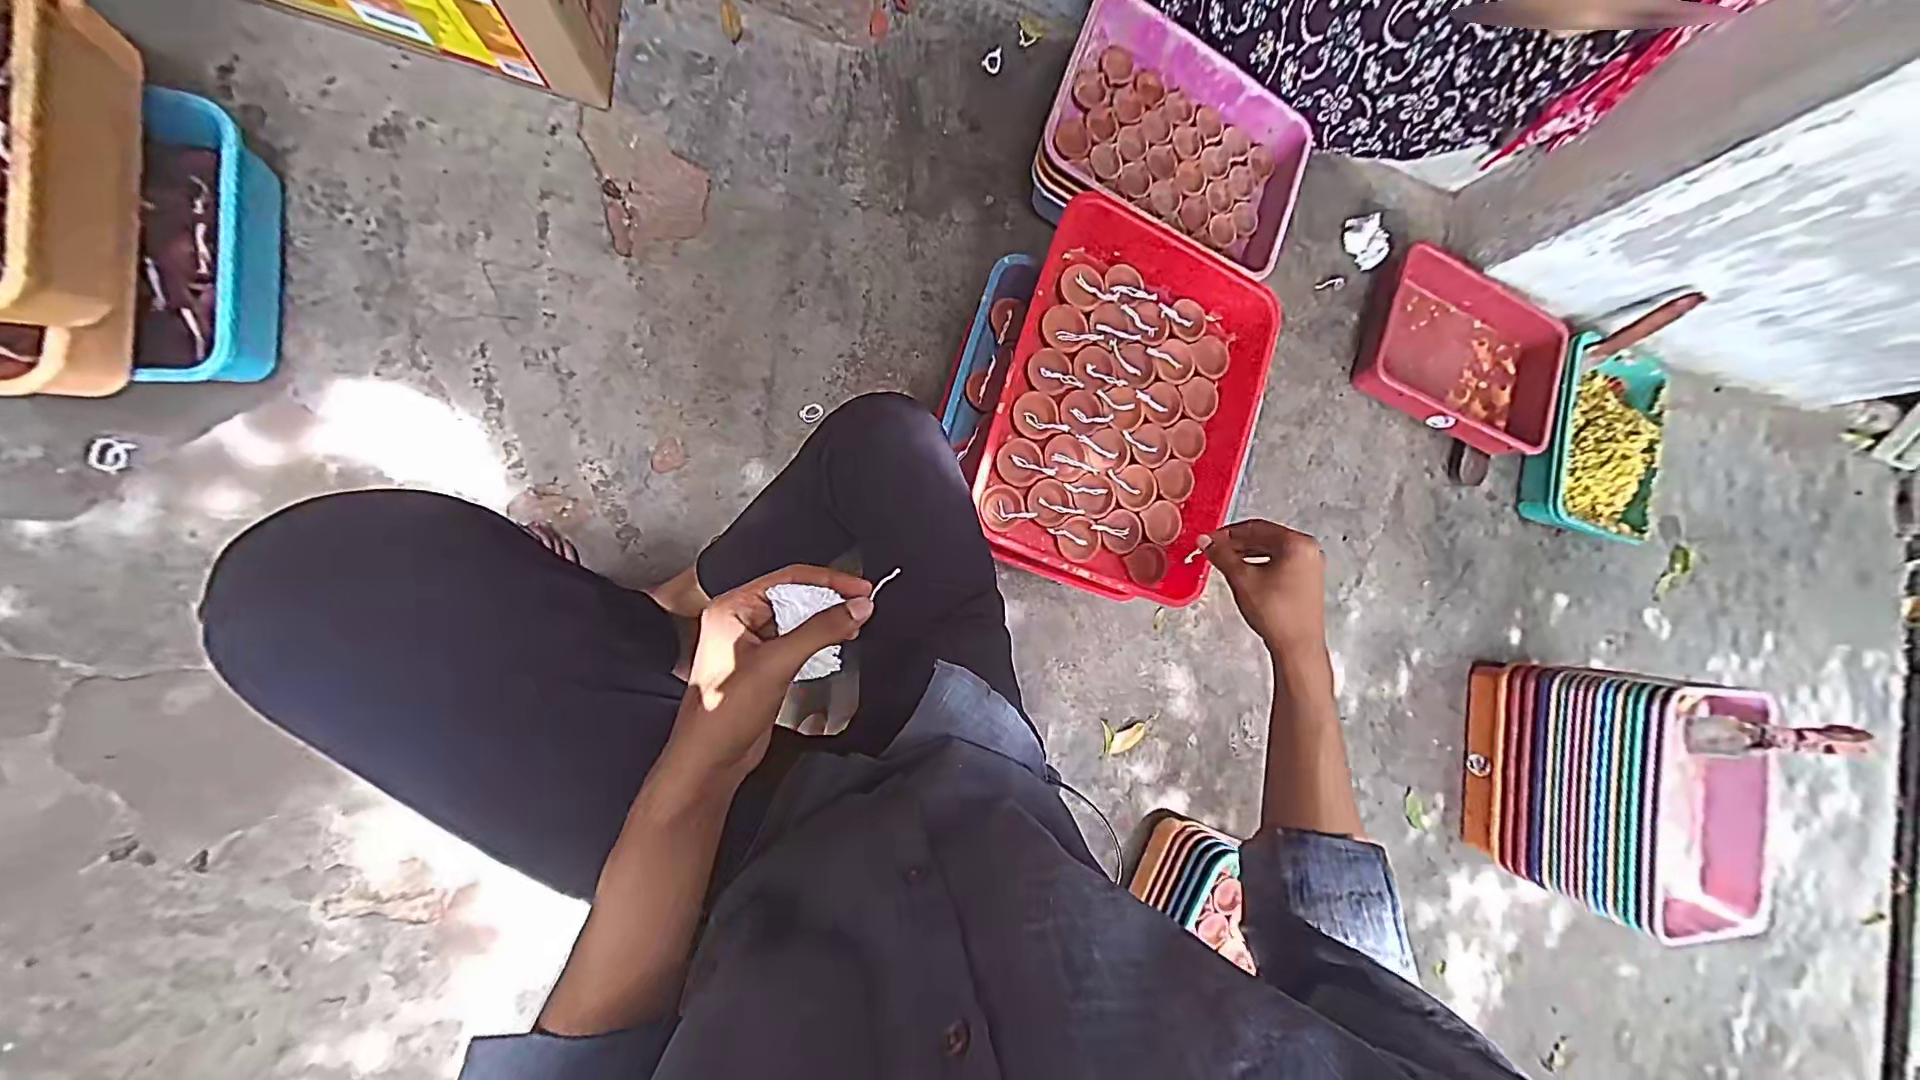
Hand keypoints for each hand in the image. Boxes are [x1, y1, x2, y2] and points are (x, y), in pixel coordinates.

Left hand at [667, 566, 873, 780]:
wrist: (710, 760)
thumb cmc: (721, 714)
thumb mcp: (777, 663)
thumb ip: (821, 630)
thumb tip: (855, 607)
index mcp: (732, 609)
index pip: (788, 578)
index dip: (829, 580)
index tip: (859, 587)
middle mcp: (739, 622)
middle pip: (795, 595)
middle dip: (830, 599)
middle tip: (860, 602)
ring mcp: (752, 643)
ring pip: (798, 617)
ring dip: (826, 619)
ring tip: (853, 622)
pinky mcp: (764, 664)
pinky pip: (797, 639)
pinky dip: (819, 638)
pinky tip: (835, 642)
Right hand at [1199, 519, 1326, 656]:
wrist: (1297, 646)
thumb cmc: (1278, 614)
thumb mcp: (1241, 578)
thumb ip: (1222, 554)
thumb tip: (1208, 541)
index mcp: (1298, 544)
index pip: (1256, 527)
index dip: (1228, 532)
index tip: (1210, 539)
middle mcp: (1308, 551)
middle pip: (1265, 537)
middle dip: (1236, 542)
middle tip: (1214, 549)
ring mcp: (1309, 566)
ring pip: (1270, 550)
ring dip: (1245, 553)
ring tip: (1224, 561)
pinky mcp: (1305, 581)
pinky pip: (1278, 563)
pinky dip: (1257, 563)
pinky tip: (1242, 573)